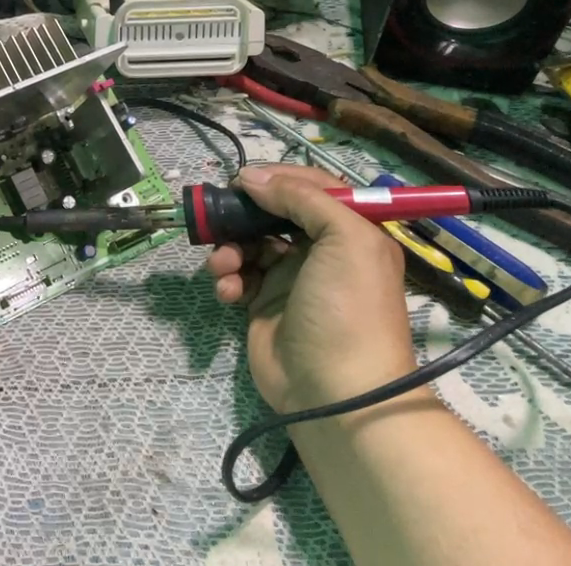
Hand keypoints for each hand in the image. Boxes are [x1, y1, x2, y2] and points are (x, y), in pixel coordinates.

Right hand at [205, 165, 414, 412]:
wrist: (336, 392)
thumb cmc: (347, 308)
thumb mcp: (344, 240)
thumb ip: (302, 198)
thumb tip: (250, 178)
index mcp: (351, 232)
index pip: (313, 188)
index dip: (279, 179)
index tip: (245, 180)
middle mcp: (321, 251)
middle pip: (274, 213)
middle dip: (243, 212)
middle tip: (219, 212)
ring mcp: (291, 278)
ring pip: (249, 242)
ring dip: (229, 247)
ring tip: (224, 265)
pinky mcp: (263, 304)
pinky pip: (237, 275)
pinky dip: (226, 278)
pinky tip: (227, 291)